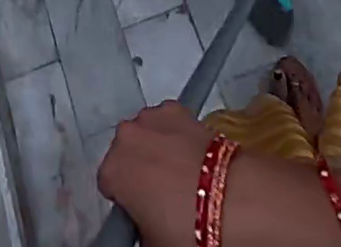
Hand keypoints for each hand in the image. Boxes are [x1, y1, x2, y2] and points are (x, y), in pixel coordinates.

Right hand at [96, 102, 212, 246]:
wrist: (232, 197)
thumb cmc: (184, 227)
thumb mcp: (151, 242)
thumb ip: (138, 227)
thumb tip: (146, 220)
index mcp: (113, 169)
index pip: (109, 184)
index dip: (126, 199)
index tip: (143, 210)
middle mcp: (127, 135)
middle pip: (126, 152)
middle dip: (139, 167)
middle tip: (161, 193)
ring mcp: (153, 116)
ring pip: (146, 133)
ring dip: (156, 147)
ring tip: (180, 172)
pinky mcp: (178, 108)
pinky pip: (168, 123)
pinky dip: (175, 134)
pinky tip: (192, 155)